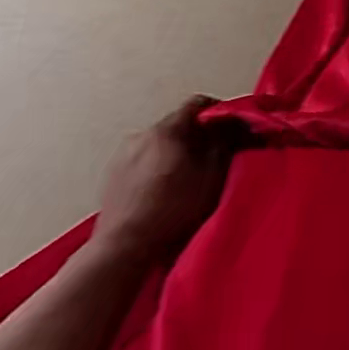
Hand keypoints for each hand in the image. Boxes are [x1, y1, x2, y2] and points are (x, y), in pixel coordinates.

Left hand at [95, 96, 239, 261]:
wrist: (126, 244)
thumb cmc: (174, 211)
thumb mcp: (212, 176)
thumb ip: (224, 144)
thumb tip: (235, 124)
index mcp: (167, 130)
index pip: (198, 104)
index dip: (221, 112)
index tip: (235, 127)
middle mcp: (141, 134)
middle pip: (178, 125)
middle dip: (199, 137)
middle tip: (216, 157)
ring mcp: (123, 154)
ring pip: (160, 144)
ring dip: (177, 153)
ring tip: (189, 180)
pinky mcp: (113, 175)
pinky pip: (143, 161)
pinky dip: (158, 168)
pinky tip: (166, 192)